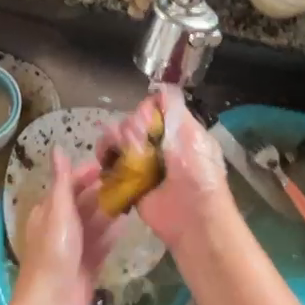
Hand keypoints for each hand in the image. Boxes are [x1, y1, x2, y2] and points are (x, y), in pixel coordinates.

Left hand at [14, 147, 120, 304]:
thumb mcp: (58, 210)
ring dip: (112, 210)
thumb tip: (57, 148)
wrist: (53, 301)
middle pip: (85, 202)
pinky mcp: (89, 262)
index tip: (111, 163)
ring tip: (135, 196)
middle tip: (131, 178)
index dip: (88, 172)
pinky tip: (129, 223)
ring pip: (96, 222)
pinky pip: (103, 242)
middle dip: (104, 191)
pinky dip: (113, 233)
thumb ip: (62, 181)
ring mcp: (76, 245)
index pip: (69, 184)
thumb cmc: (55, 251)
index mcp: (49, 209)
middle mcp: (62, 225)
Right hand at [101, 85, 230, 249]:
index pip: (151, 108)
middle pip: (131, 122)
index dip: (145, 111)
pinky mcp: (127, 181)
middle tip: (139, 145)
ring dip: (115, 142)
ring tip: (121, 154)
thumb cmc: (198, 173)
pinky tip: (108, 162)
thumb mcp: (191, 133)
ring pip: (117, 139)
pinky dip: (105, 158)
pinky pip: (109, 161)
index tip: (146, 121)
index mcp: (176, 131)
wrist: (192, 218)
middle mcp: (158, 144)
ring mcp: (142, 163)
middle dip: (131, 129)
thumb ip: (174, 108)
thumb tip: (159, 87)